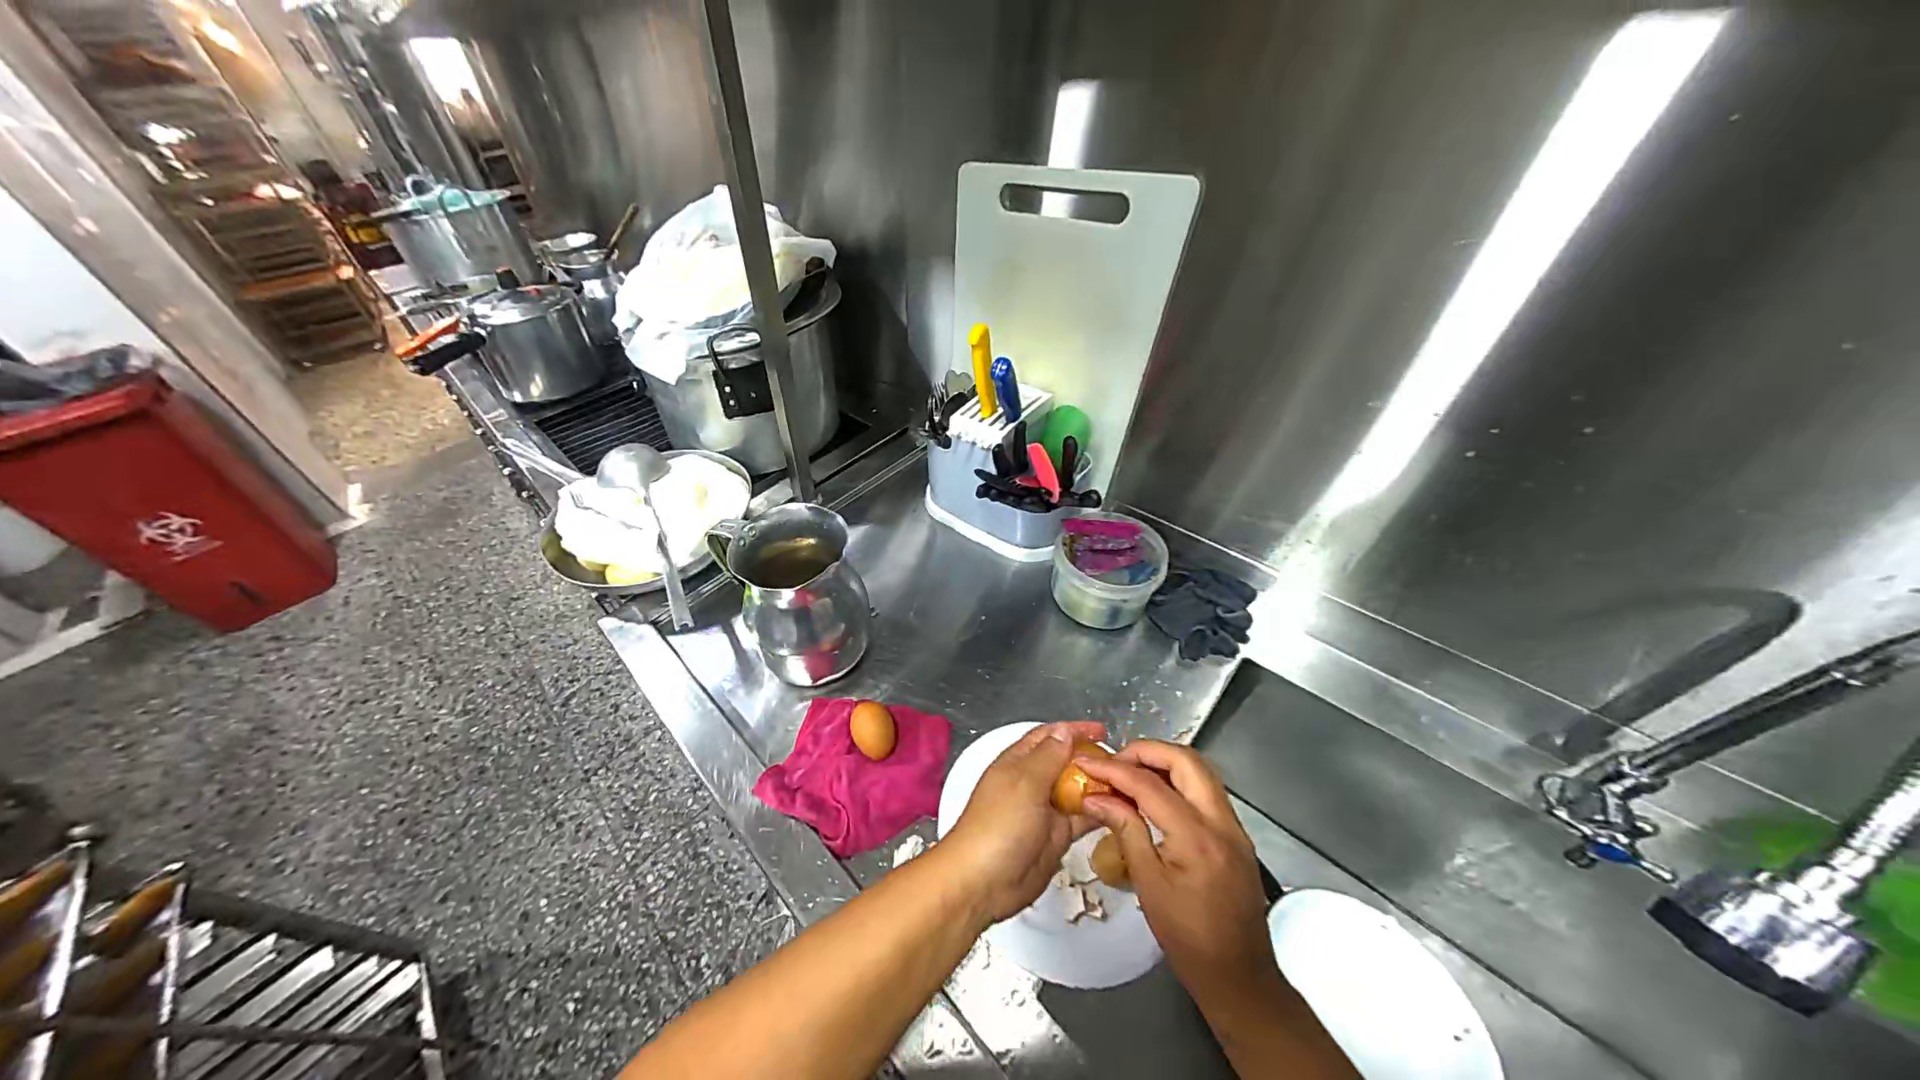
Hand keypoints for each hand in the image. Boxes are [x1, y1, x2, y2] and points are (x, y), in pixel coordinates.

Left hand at [939, 722, 1105, 921]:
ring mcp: (1045, 810)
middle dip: (1090, 758)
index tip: (1102, 731)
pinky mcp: (1056, 836)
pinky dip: (1099, 811)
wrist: (984, 881)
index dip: (1073, 731)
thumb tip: (1064, 732)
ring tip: (1126, 782)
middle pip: (1065, 762)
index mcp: (1018, 762)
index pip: (1049, 736)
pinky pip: (1082, 818)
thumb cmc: (1000, 824)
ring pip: (1076, 790)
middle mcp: (1032, 782)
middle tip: (1121, 760)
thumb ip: (1048, 757)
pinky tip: (1120, 808)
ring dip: (1097, 785)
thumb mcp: (1024, 782)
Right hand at [1075, 740, 1277, 1006]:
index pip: (1149, 784)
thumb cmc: (1189, 939)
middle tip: (1113, 762)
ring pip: (1200, 771)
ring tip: (1129, 774)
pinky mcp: (1236, 835)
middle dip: (1145, 751)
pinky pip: (1206, 791)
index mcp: (1197, 837)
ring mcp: (1234, 827)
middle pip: (1185, 760)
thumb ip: (1125, 830)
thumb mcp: (1147, 884)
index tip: (1086, 763)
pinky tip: (1154, 796)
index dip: (1112, 769)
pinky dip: (1178, 781)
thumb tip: (1097, 798)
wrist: (1240, 976)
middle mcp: (1222, 823)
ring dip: (1163, 763)